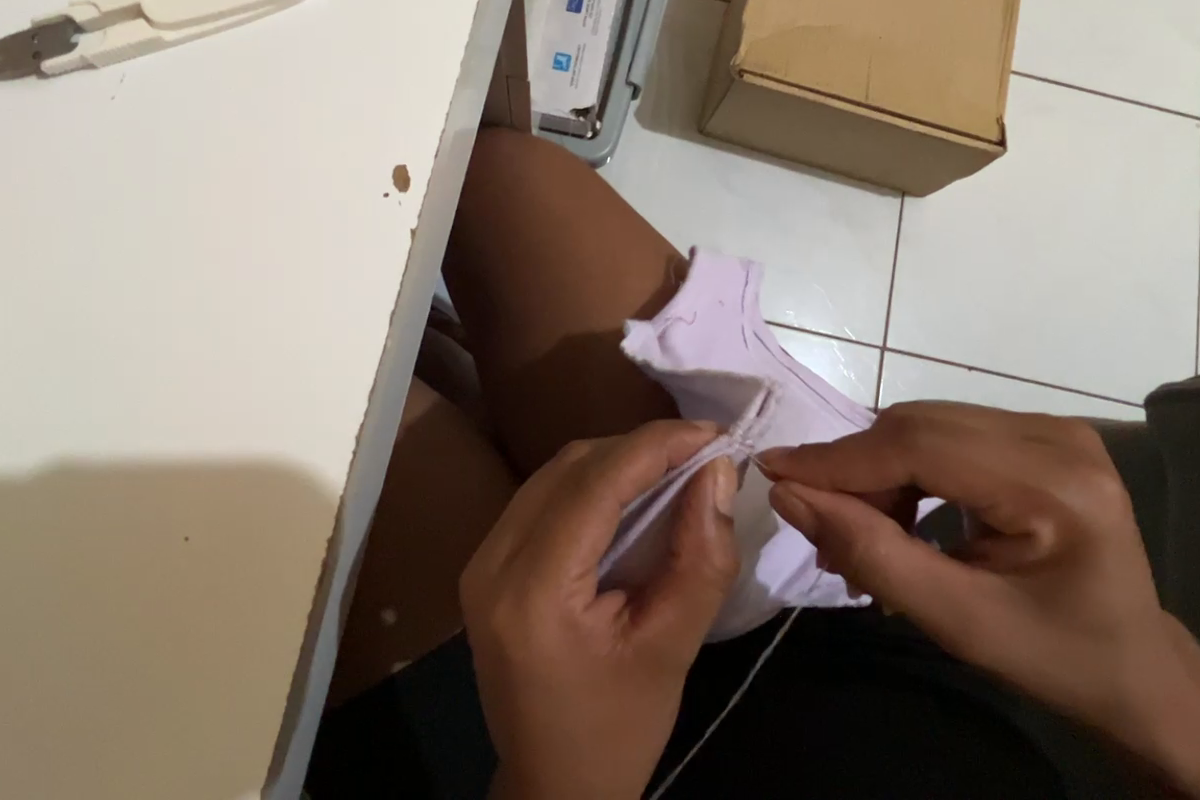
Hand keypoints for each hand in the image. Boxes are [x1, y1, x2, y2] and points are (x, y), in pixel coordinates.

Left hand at [461, 420, 738, 799]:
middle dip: (640, 449)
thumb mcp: (673, 649)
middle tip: (702, 454)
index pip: (596, 485)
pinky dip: (592, 484)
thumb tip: (718, 473)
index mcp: (534, 592)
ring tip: (675, 468)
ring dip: (616, 462)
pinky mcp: (485, 565)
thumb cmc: (618, 729)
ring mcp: (481, 561)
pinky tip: (632, 493)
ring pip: (554, 475)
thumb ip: (702, 556)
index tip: (713, 434)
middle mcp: (492, 563)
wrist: (552, 785)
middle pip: (571, 469)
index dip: (656, 446)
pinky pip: (542, 497)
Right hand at [759, 402, 1173, 740]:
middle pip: (917, 427)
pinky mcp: (1036, 433)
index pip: (920, 447)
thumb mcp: (956, 622)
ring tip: (859, 535)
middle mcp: (1057, 435)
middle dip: (856, 474)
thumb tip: (788, 495)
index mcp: (1057, 485)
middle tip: (823, 532)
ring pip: (921, 426)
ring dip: (876, 474)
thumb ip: (870, 554)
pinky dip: (903, 471)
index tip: (771, 472)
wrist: (1134, 668)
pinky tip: (897, 516)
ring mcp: (1050, 426)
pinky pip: (941, 434)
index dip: (839, 460)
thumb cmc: (1053, 657)